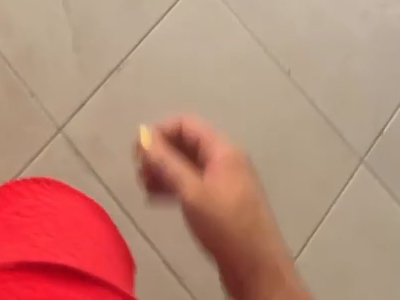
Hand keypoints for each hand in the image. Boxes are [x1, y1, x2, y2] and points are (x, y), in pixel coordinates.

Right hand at [135, 115, 307, 299]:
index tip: (139, 152)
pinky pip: (191, 183)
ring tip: (143, 186)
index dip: (159, 132)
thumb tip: (142, 134)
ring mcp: (224, 183)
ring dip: (162, 171)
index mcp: (223, 151)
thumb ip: (165, 161)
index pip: (185, 125)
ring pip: (185, 165)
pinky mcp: (220, 204)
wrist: (259, 275)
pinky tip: (155, 199)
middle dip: (158, 154)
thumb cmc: (227, 228)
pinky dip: (172, 186)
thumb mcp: (191, 192)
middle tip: (139, 171)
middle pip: (184, 144)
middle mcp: (225, 161)